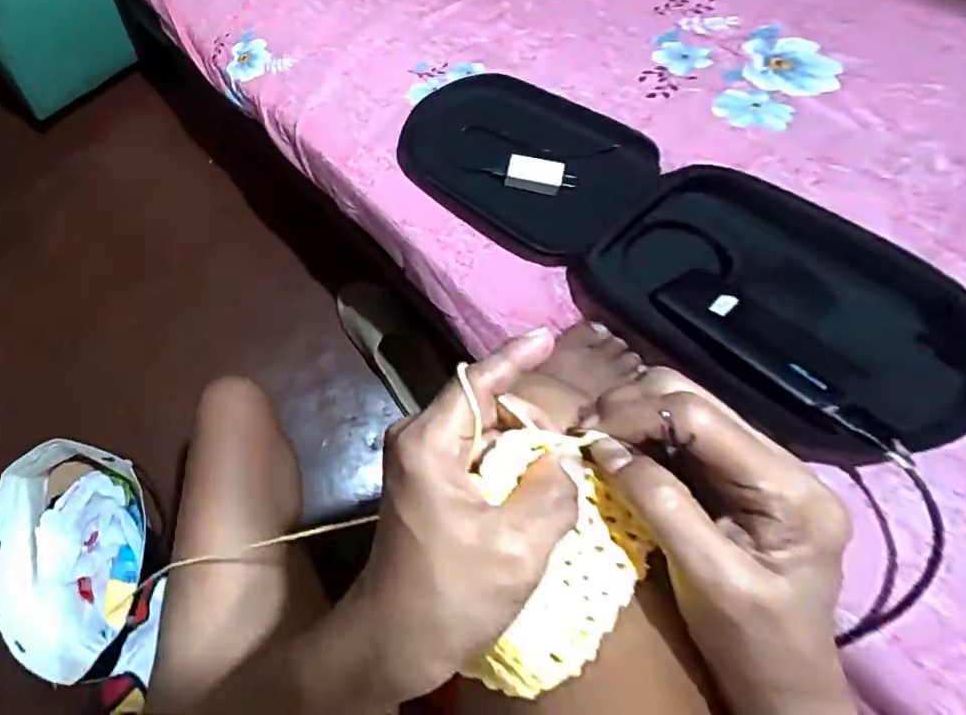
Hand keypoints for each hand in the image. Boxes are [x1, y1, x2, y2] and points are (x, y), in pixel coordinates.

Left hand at [341, 329, 579, 702]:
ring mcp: (418, 457)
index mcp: (427, 441)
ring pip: (480, 432)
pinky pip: (472, 456)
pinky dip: (506, 465)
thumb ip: (548, 492)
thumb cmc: (452, 591)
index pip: (474, 383)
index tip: (545, 334)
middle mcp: (416, 437)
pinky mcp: (425, 479)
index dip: (512, 358)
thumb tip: (560, 459)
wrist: (397, 632)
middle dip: (528, 420)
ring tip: (558, 475)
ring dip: (521, 446)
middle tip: (568, 453)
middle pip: (481, 406)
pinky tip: (535, 489)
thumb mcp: (517, 547)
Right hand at [585, 368, 853, 714]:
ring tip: (597, 444)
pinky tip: (617, 451)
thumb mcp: (710, 579)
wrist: (781, 678)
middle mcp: (777, 460)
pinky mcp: (727, 466)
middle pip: (683, 393)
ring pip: (673, 398)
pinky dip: (634, 428)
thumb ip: (661, 505)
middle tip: (586, 439)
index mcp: (788, 487)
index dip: (632, 414)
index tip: (587, 441)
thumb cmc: (754, 638)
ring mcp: (752, 460)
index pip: (695, 413)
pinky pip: (671, 423)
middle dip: (624, 407)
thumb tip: (603, 448)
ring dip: (626, 412)